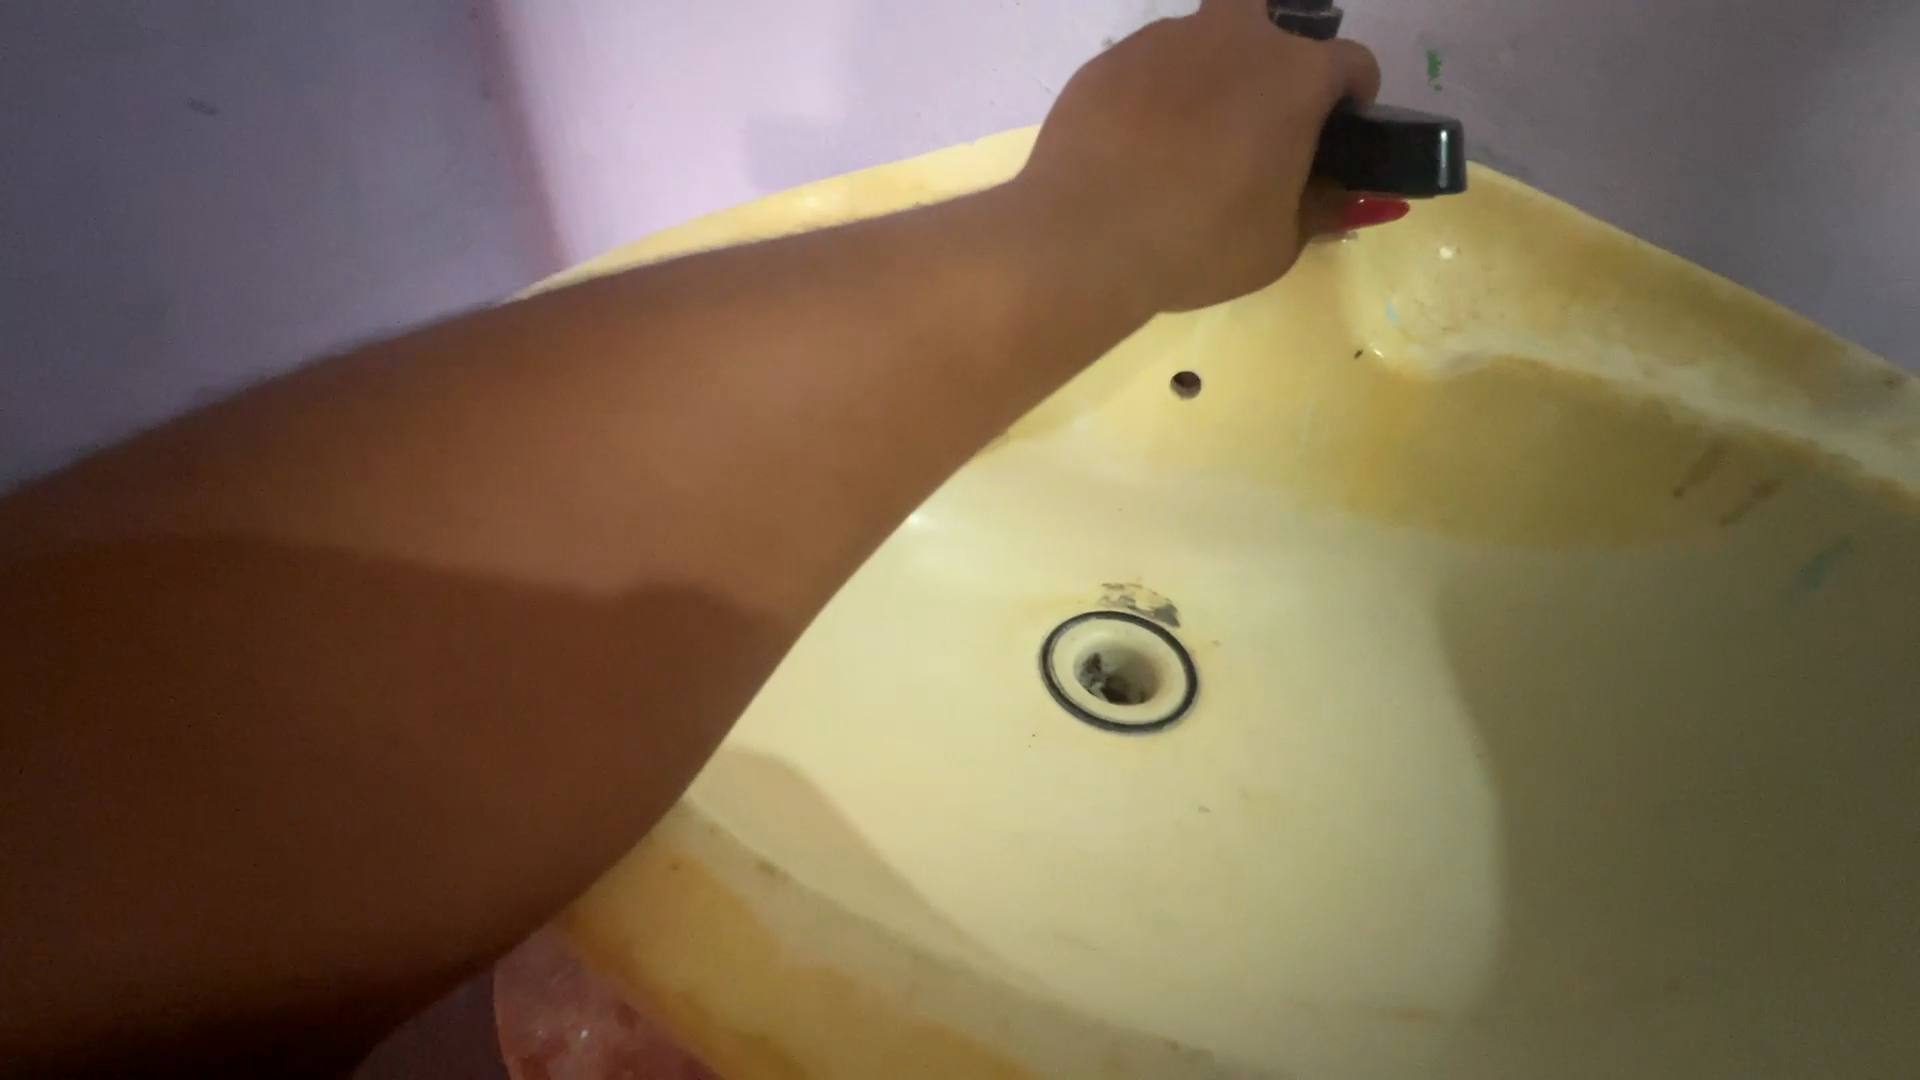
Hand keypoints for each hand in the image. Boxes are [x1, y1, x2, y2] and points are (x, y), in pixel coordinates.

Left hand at [1015, 0, 1384, 312]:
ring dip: (1202, 81)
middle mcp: (1235, 37)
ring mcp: (1164, 42)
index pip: (1350, 66)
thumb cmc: (1196, 247)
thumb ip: (1317, 213)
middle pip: (1271, 26)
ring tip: (1176, 146)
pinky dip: (1144, 102)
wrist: (1085, 240)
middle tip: (1248, 128)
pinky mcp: (1105, 64)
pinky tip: (1126, 152)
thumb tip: (1345, 199)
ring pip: (1199, 45)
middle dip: (1272, 66)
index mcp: (1296, 75)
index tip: (1331, 135)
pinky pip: (1139, 73)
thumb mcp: (1275, 248)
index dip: (1349, 101)